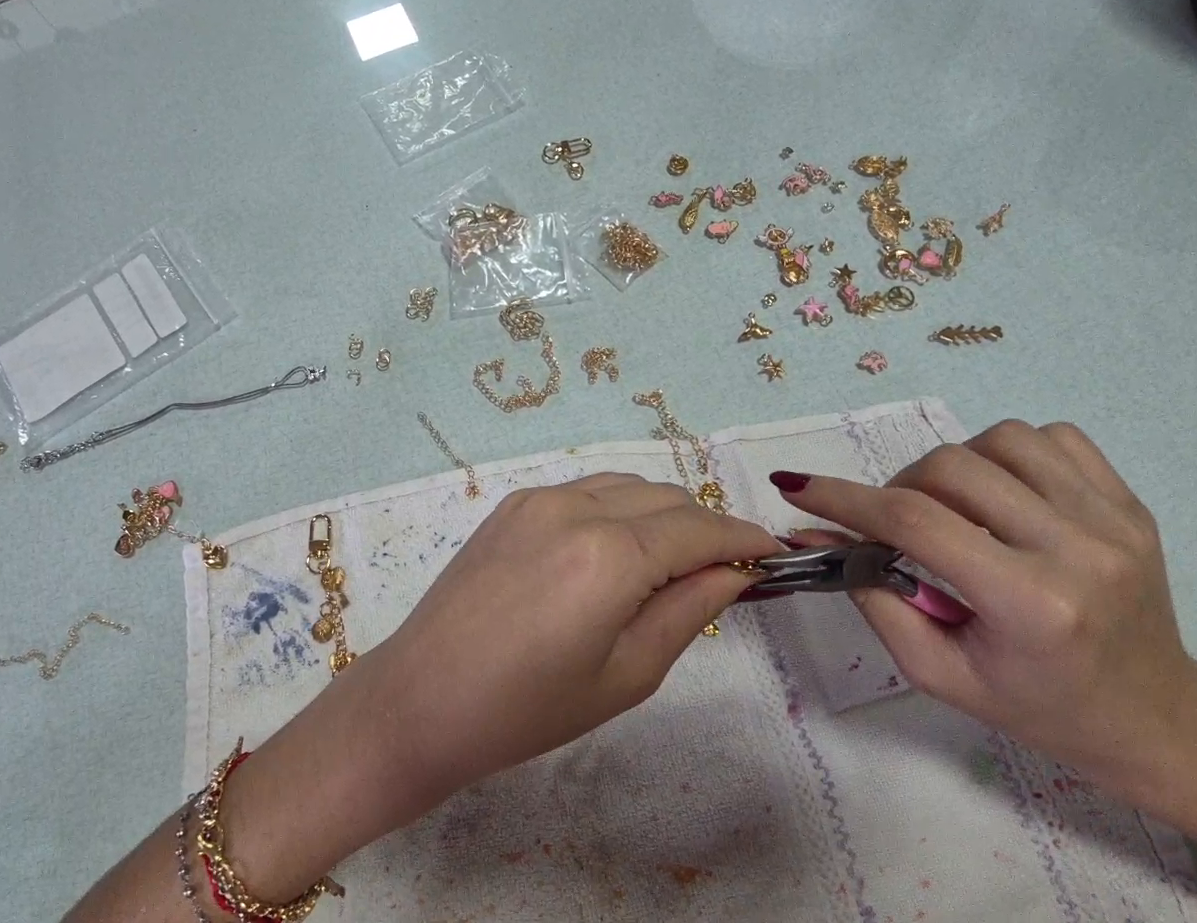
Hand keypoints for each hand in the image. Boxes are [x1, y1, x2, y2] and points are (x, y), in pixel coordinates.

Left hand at [368, 473, 783, 797]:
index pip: (700, 529)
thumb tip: (732, 572)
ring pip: (625, 486)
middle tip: (721, 573)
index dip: (743, 539)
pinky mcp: (509, 505)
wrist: (421, 699)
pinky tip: (615, 551)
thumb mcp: (626, 674)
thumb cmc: (528, 709)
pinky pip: (584, 492)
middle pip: (666, 498)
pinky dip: (617, 509)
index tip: (774, 553)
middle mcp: (575, 507)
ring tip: (670, 564)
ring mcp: (536, 499)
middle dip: (704, 528)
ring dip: (661, 514)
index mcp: (610, 553)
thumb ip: (688, 611)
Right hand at [768, 421, 1196, 789]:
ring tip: (951, 506)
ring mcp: (1114, 519)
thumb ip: (872, 595)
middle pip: (951, 468)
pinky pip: (1053, 437)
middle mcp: (1078, 549)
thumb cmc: (1033, 705)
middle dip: (899, 486)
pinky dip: (1008, 453)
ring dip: (953, 465)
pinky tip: (1002, 493)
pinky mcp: (1131, 503)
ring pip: (1000, 439)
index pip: (914, 522)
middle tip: (892, 523)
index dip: (844, 498)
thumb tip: (816, 531)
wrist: (1150, 717)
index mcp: (1030, 604)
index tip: (797, 488)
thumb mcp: (935, 670)